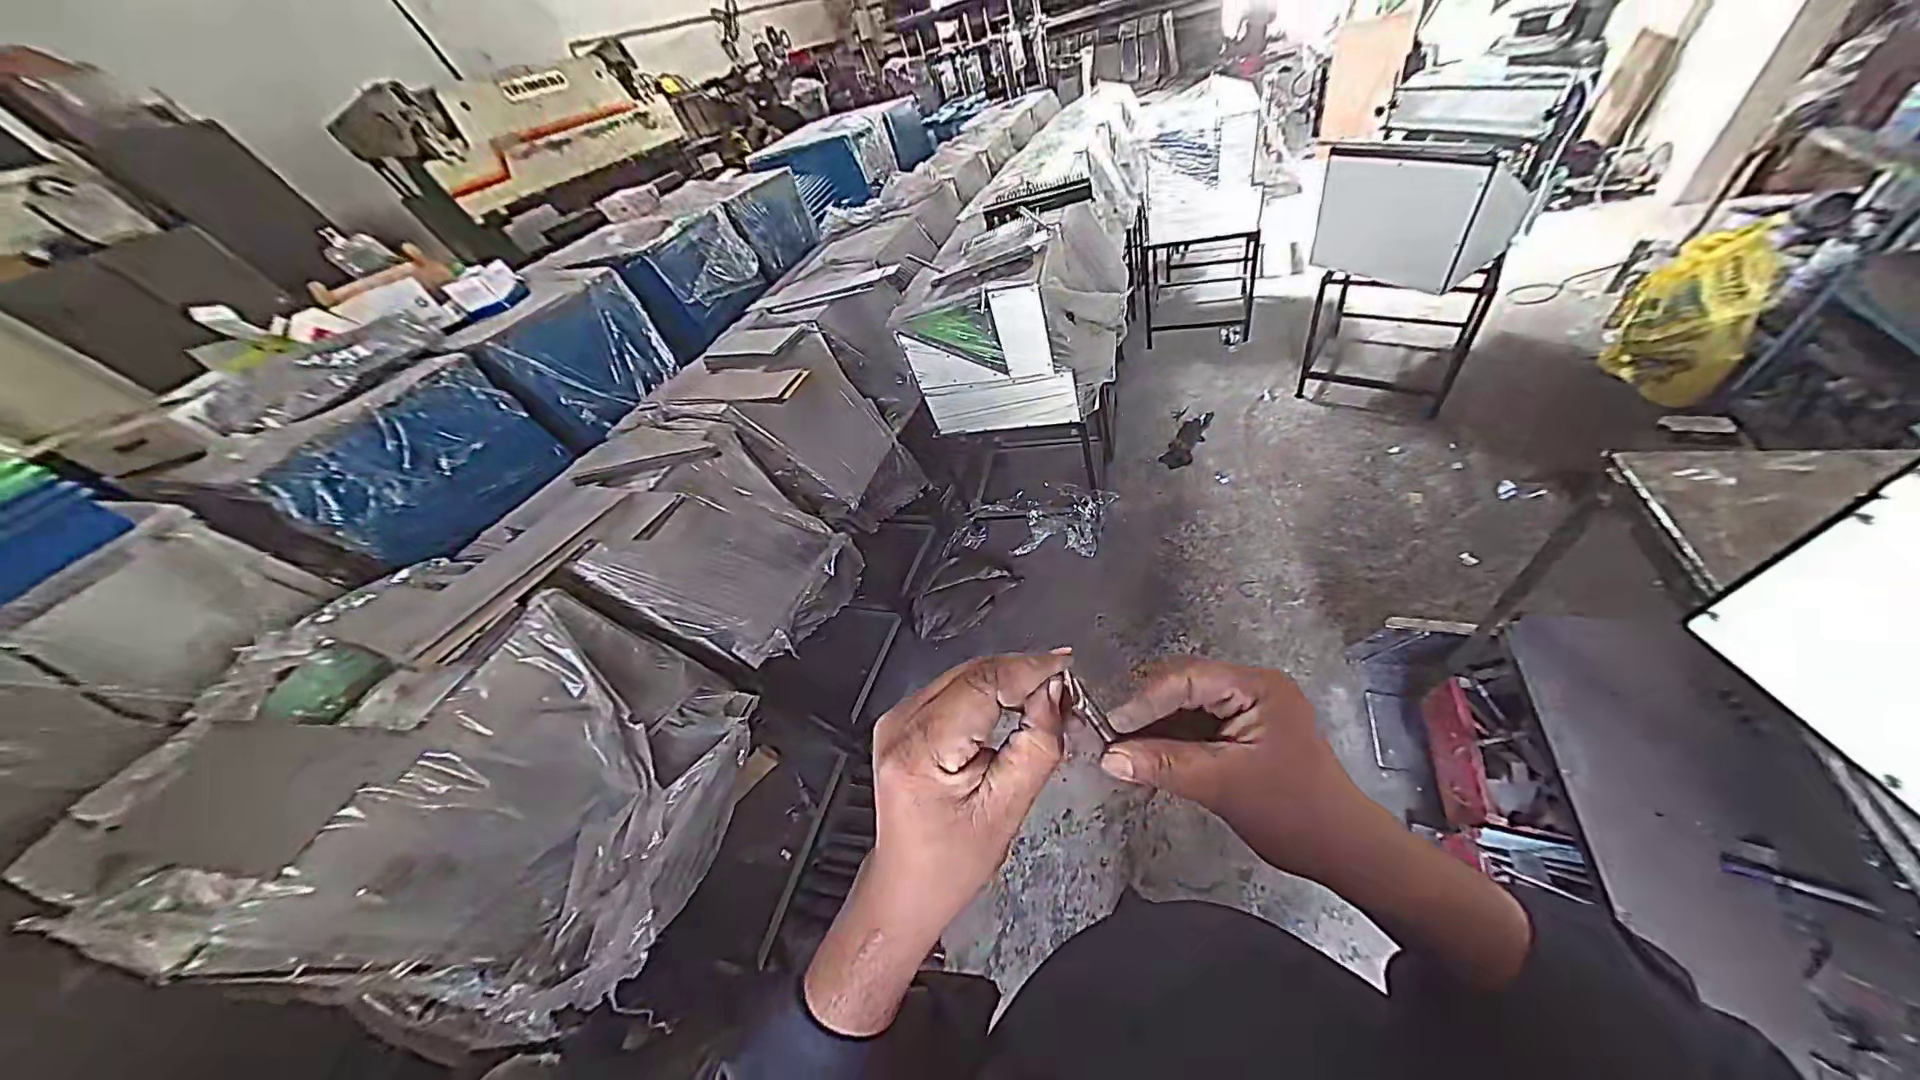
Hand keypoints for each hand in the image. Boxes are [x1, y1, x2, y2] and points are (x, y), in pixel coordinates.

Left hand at [805, 651, 1070, 1034]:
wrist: (907, 883)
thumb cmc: (950, 863)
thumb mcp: (1007, 810)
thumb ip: (1036, 745)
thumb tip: (1053, 693)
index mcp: (921, 749)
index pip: (983, 684)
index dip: (1028, 669)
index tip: (1065, 668)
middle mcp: (900, 724)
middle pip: (973, 673)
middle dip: (1022, 673)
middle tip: (1063, 686)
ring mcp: (897, 718)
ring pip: (965, 675)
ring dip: (1008, 680)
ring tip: (1045, 696)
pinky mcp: (904, 719)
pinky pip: (954, 687)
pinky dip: (989, 690)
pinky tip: (1013, 702)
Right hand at [1100, 657, 1367, 879]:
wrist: (1344, 852)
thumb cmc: (1296, 813)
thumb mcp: (1225, 785)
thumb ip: (1165, 765)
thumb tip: (1110, 757)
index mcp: (1257, 686)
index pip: (1186, 679)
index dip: (1145, 700)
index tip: (1112, 725)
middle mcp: (1249, 688)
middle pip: (1180, 686)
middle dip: (1144, 710)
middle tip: (1109, 733)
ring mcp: (1243, 709)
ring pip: (1182, 706)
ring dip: (1151, 726)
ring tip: (1118, 745)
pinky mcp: (1235, 732)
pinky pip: (1190, 726)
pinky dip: (1165, 740)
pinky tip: (1141, 754)